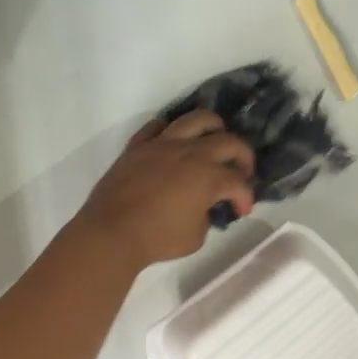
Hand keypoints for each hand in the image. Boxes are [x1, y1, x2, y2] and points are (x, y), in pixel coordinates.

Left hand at [75, 111, 255, 267]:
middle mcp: (191, 153)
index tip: (242, 211)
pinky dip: (170, 130)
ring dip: (214, 127)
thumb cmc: (158, 238)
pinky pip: (157, 126)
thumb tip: (202, 205)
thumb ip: (206, 214)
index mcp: (209, 177)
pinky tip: (173, 142)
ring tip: (215, 139)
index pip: (239, 182)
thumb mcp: (197, 236)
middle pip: (229, 142)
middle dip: (243, 157)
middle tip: (241, 172)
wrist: (111, 233)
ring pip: (197, 119)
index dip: (246, 197)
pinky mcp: (138, 146)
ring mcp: (163, 145)